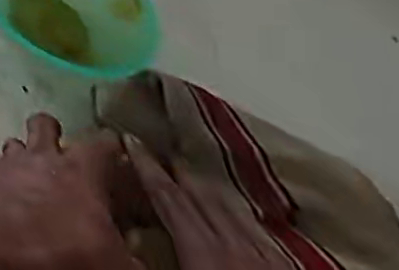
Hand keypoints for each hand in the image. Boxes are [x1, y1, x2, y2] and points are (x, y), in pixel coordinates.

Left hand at [0, 112, 136, 267]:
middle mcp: (42, 158)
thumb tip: (136, 256)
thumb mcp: (118, 264)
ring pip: (16, 143)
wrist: (8, 253)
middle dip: (52, 129)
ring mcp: (10, 164)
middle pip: (44, 124)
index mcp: (80, 172)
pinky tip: (13, 192)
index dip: (109, 143)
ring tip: (33, 168)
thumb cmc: (69, 254)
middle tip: (59, 141)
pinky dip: (7, 177)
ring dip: (25, 153)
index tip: (114, 145)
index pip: (100, 144)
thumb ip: (130, 253)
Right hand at [125, 136, 294, 269]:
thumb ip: (163, 258)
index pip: (167, 196)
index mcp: (202, 249)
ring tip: (196, 176)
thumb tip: (132, 240)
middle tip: (162, 153)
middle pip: (201, 195)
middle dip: (179, 171)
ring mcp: (267, 257)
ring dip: (210, 189)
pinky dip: (242, 214)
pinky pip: (260, 230)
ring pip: (232, 208)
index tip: (131, 140)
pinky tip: (240, 215)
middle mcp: (234, 244)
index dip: (146, 166)